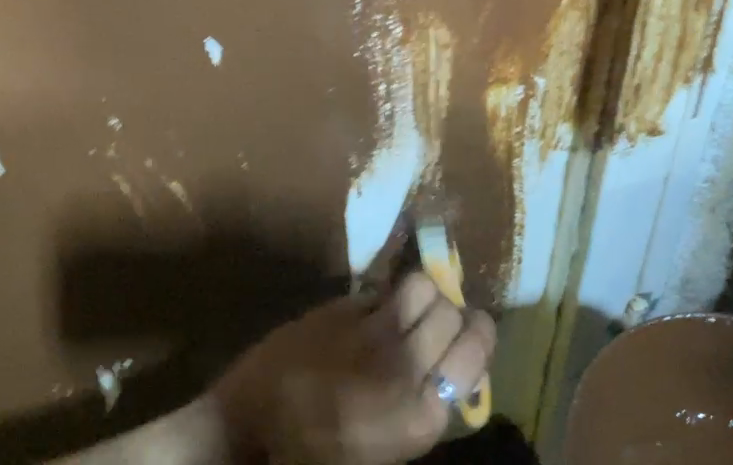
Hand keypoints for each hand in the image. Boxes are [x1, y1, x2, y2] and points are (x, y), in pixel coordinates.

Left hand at [210, 273, 496, 464]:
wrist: (256, 425)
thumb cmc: (322, 447)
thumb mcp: (390, 445)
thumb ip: (428, 404)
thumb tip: (455, 365)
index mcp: (423, 417)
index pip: (477, 351)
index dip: (476, 334)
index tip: (468, 330)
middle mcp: (405, 369)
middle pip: (452, 313)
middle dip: (449, 312)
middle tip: (435, 321)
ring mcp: (372, 334)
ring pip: (421, 286)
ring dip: (422, 292)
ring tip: (410, 306)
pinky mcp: (343, 309)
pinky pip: (383, 289)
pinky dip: (386, 295)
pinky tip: (376, 309)